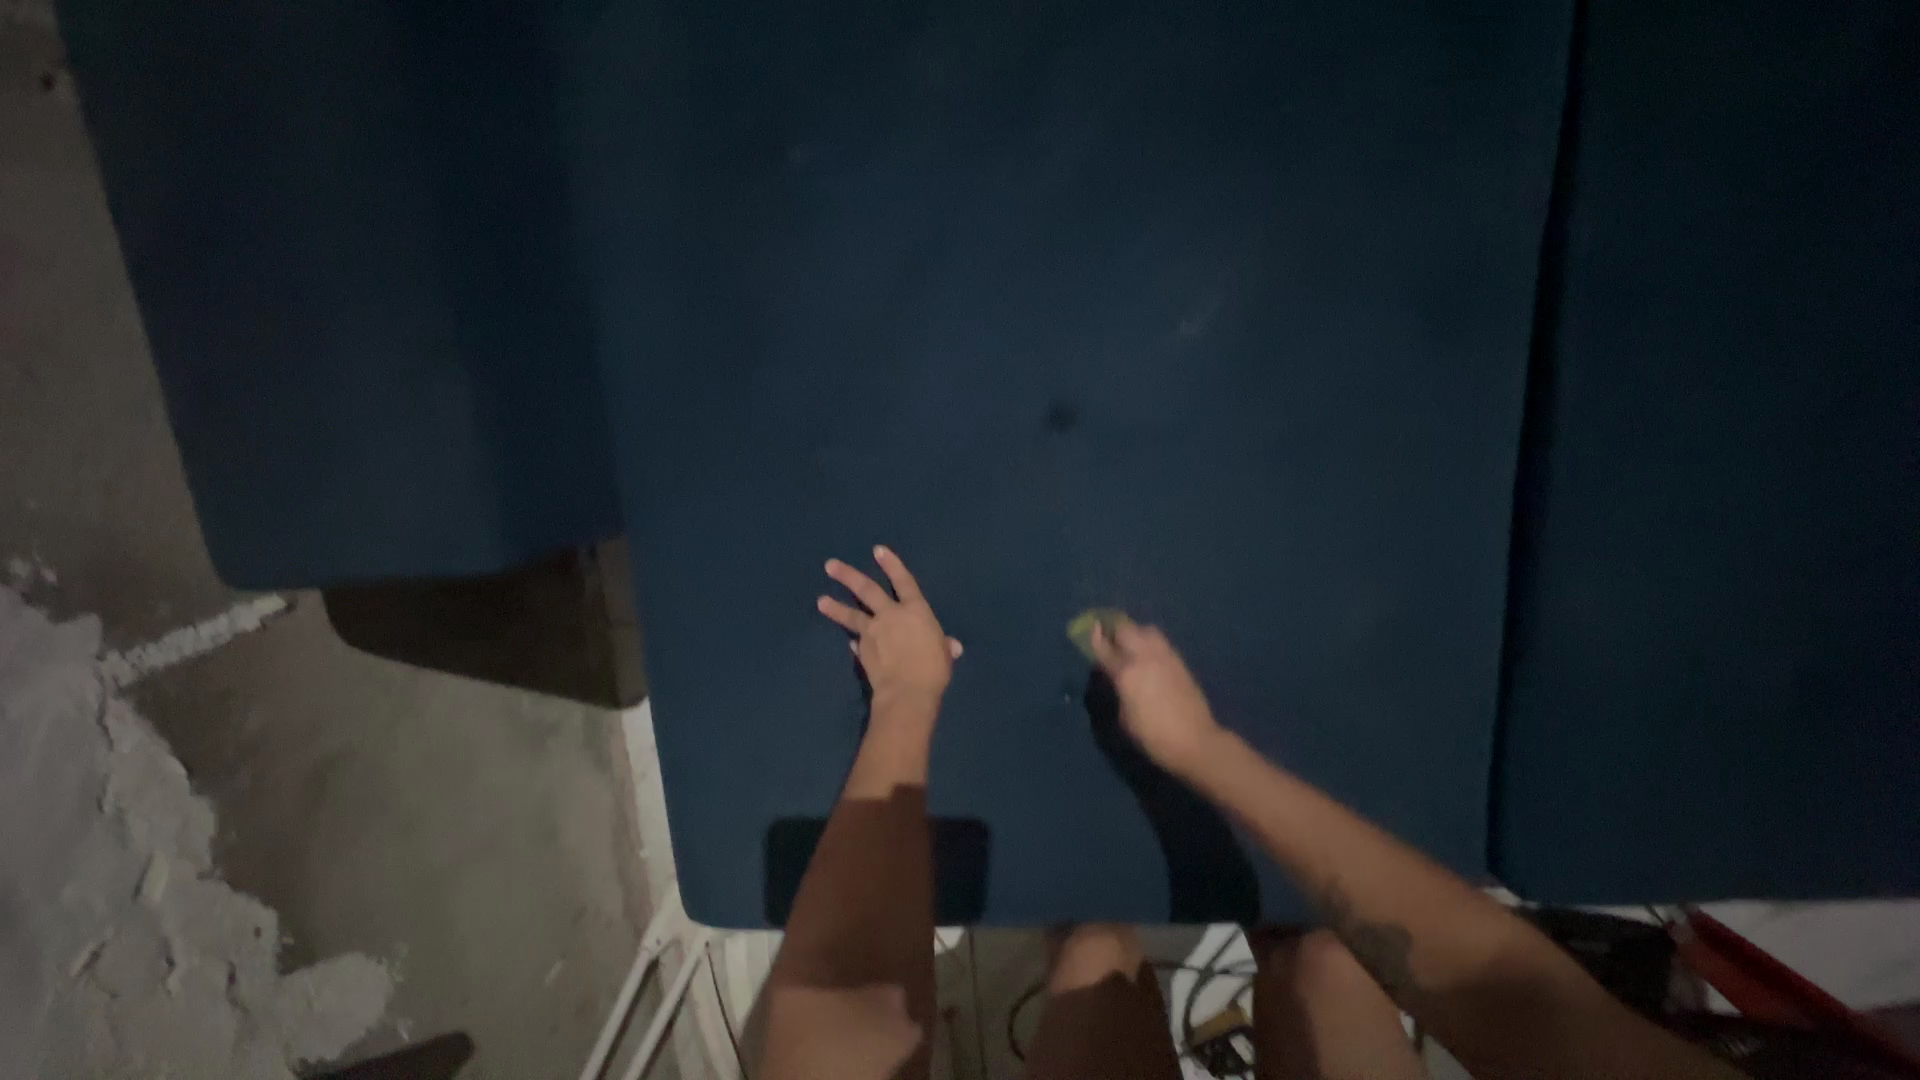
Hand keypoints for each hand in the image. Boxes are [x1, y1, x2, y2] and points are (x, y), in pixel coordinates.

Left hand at [817, 545, 961, 706]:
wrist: (907, 692)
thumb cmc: (933, 670)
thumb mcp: (944, 655)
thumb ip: (944, 646)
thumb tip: (951, 646)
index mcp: (916, 610)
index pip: (903, 581)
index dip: (892, 565)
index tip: (878, 550)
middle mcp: (891, 615)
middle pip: (867, 590)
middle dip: (848, 576)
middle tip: (830, 566)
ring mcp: (873, 632)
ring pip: (852, 615)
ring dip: (836, 607)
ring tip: (821, 601)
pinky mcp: (862, 651)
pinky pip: (857, 642)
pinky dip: (855, 640)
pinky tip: (851, 642)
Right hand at [1089, 620, 1225, 774]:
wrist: (1195, 741)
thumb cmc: (1153, 736)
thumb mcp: (1124, 718)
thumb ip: (1118, 692)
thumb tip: (1117, 680)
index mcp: (1126, 673)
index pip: (1105, 647)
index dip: (1095, 637)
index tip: (1091, 628)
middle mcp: (1144, 657)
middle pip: (1125, 629)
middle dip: (1114, 630)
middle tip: (1110, 638)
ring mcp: (1164, 656)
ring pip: (1146, 629)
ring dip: (1135, 632)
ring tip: (1131, 643)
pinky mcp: (1180, 661)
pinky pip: (1160, 641)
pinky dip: (1150, 641)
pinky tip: (1148, 654)